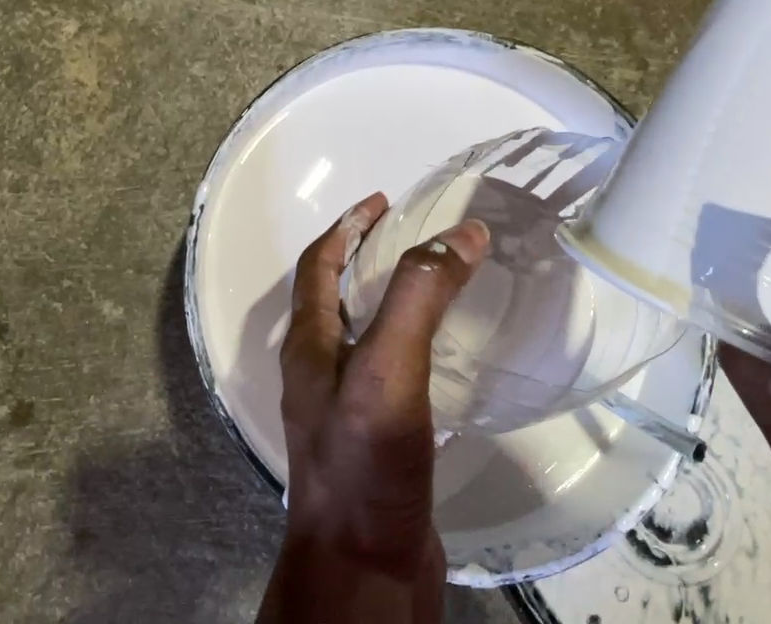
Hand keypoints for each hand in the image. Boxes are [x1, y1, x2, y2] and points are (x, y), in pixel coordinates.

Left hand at [256, 193, 489, 623]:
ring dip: (392, 299)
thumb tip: (461, 234)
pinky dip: (413, 345)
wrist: (364, 568)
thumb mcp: (388, 368)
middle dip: (370, 256)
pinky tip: (448, 356)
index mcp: (309, 346)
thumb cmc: (365, 465)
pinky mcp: (373, 440)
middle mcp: (318, 370)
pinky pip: (390, 372)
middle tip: (418, 237)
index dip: (348, 227)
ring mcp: (343, 408)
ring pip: (364, 333)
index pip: (319, 265)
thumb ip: (417, 298)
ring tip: (438, 285)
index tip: (385, 201)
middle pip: (337, 294)